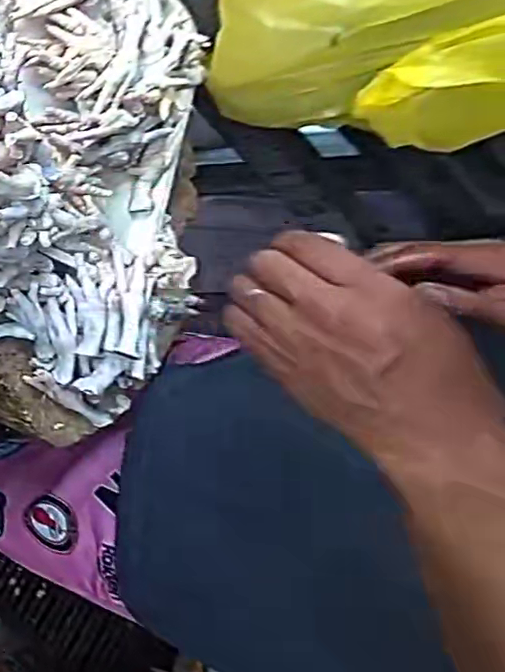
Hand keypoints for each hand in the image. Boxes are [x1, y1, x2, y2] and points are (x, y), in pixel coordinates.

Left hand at [225, 232, 504, 476]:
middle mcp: (321, 307)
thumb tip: (326, 260)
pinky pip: (234, 319)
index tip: (298, 248)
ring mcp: (288, 332)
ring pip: (241, 287)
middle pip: (263, 261)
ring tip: (268, 293)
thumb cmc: (437, 373)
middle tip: (282, 271)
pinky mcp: (269, 356)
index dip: (296, 242)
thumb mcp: (421, 311)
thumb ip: (366, 280)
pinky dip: (241, 312)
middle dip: (270, 261)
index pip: (304, 244)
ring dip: (252, 285)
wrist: (426, 429)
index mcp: (369, 292)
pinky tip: (258, 317)